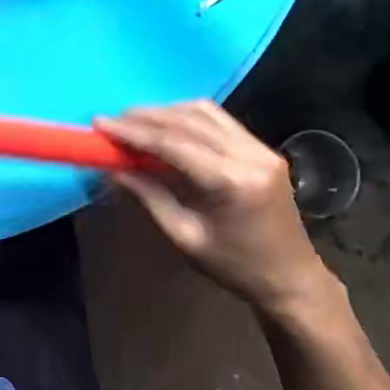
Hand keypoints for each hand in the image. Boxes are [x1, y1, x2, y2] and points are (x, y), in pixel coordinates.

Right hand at [96, 101, 334, 316]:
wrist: (290, 278)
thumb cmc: (233, 265)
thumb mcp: (182, 236)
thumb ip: (148, 196)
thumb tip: (113, 169)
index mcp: (231, 182)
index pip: (172, 143)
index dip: (132, 131)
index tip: (99, 124)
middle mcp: (250, 156)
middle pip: (187, 120)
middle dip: (144, 117)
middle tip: (110, 120)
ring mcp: (261, 150)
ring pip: (204, 113)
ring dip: (165, 112)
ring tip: (133, 120)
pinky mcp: (262, 150)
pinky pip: (219, 120)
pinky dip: (186, 116)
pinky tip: (165, 124)